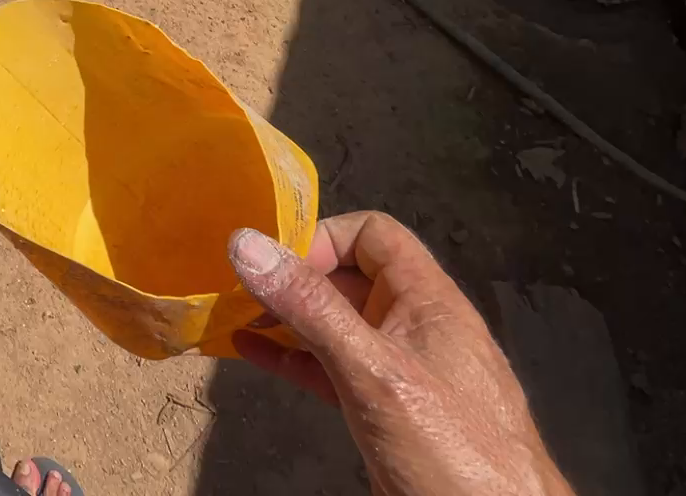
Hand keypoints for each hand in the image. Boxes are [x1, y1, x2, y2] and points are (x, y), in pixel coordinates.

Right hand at [226, 212, 572, 495]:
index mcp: (428, 303)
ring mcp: (397, 369)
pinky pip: (325, 363)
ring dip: (282, 315)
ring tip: (235, 315)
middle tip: (241, 289)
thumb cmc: (450, 449)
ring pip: (331, 321)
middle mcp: (413, 326)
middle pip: (345, 276)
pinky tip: (247, 351)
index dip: (324, 238)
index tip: (278, 264)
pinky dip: (288, 353)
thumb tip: (244, 241)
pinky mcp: (381, 407)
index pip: (374, 236)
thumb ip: (309, 306)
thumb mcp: (373, 370)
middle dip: (291, 277)